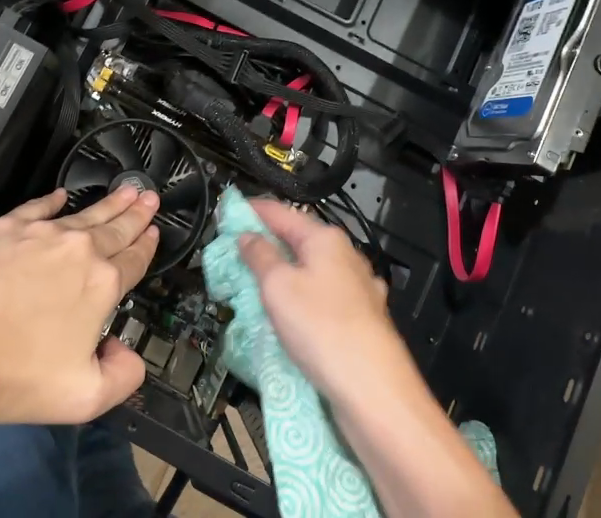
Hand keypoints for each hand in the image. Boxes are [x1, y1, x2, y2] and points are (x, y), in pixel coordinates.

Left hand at [0, 184, 158, 423]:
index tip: (155, 231)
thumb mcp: (83, 397)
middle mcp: (77, 250)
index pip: (133, 261)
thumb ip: (122, 377)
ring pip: (83, 214)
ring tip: (125, 190)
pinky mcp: (4, 229)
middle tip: (150, 196)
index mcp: (101, 285)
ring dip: (107, 203)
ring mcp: (39, 235)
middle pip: (114, 228)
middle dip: (135, 213)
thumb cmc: (16, 373)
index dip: (147, 246)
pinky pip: (36, 208)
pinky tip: (61, 195)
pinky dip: (52, 201)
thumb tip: (127, 354)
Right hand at [237, 199, 421, 406]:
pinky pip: (325, 297)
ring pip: (313, 270)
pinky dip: (305, 298)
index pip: (280, 212)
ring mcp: (360, 288)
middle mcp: (347, 256)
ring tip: (258, 286)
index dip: (251, 211)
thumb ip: (259, 256)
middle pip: (299, 240)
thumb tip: (248, 236)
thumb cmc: (320, 328)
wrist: (373, 389)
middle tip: (235, 254)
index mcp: (325, 239)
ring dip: (286, 273)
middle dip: (268, 244)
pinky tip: (295, 315)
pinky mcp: (364, 319)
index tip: (226, 214)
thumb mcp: (277, 286)